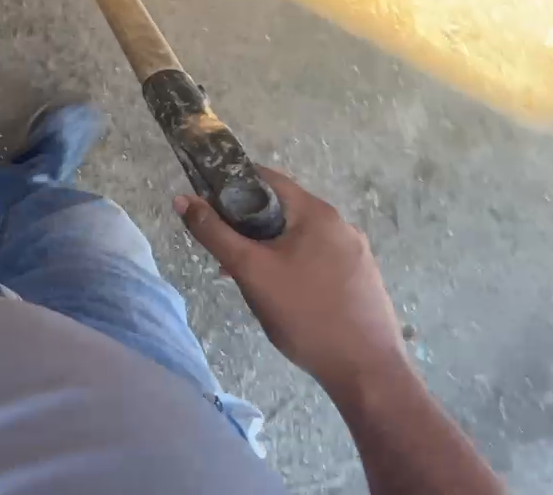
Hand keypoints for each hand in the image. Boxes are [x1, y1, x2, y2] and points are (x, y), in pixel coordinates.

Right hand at [176, 168, 407, 393]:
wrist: (369, 375)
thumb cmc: (305, 313)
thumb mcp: (248, 269)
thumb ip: (212, 231)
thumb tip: (182, 199)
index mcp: (317, 214)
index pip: (264, 178)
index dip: (228, 185)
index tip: (206, 207)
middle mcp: (341, 226)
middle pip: (278, 207)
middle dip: (244, 223)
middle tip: (223, 250)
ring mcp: (355, 253)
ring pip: (294, 234)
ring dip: (264, 245)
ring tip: (245, 275)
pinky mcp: (360, 278)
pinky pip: (312, 255)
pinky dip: (287, 261)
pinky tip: (277, 290)